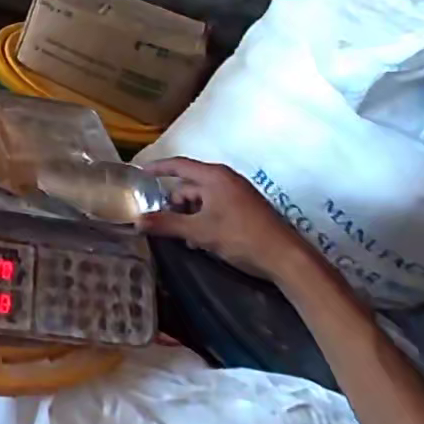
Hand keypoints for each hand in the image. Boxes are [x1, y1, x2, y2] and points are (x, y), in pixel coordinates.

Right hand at [141, 157, 312, 280]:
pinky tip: (200, 239)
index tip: (140, 173)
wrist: (286, 258)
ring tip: (182, 235)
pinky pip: (215, 206)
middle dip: (174, 202)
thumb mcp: (199, 232)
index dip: (157, 168)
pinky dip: (203, 218)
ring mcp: (238, 193)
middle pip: (189, 184)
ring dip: (189, 214)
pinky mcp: (246, 208)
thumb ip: (166, 224)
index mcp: (214, 176)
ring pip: (202, 198)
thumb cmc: (241, 237)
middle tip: (161, 220)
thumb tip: (137, 221)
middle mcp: (226, 179)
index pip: (178, 165)